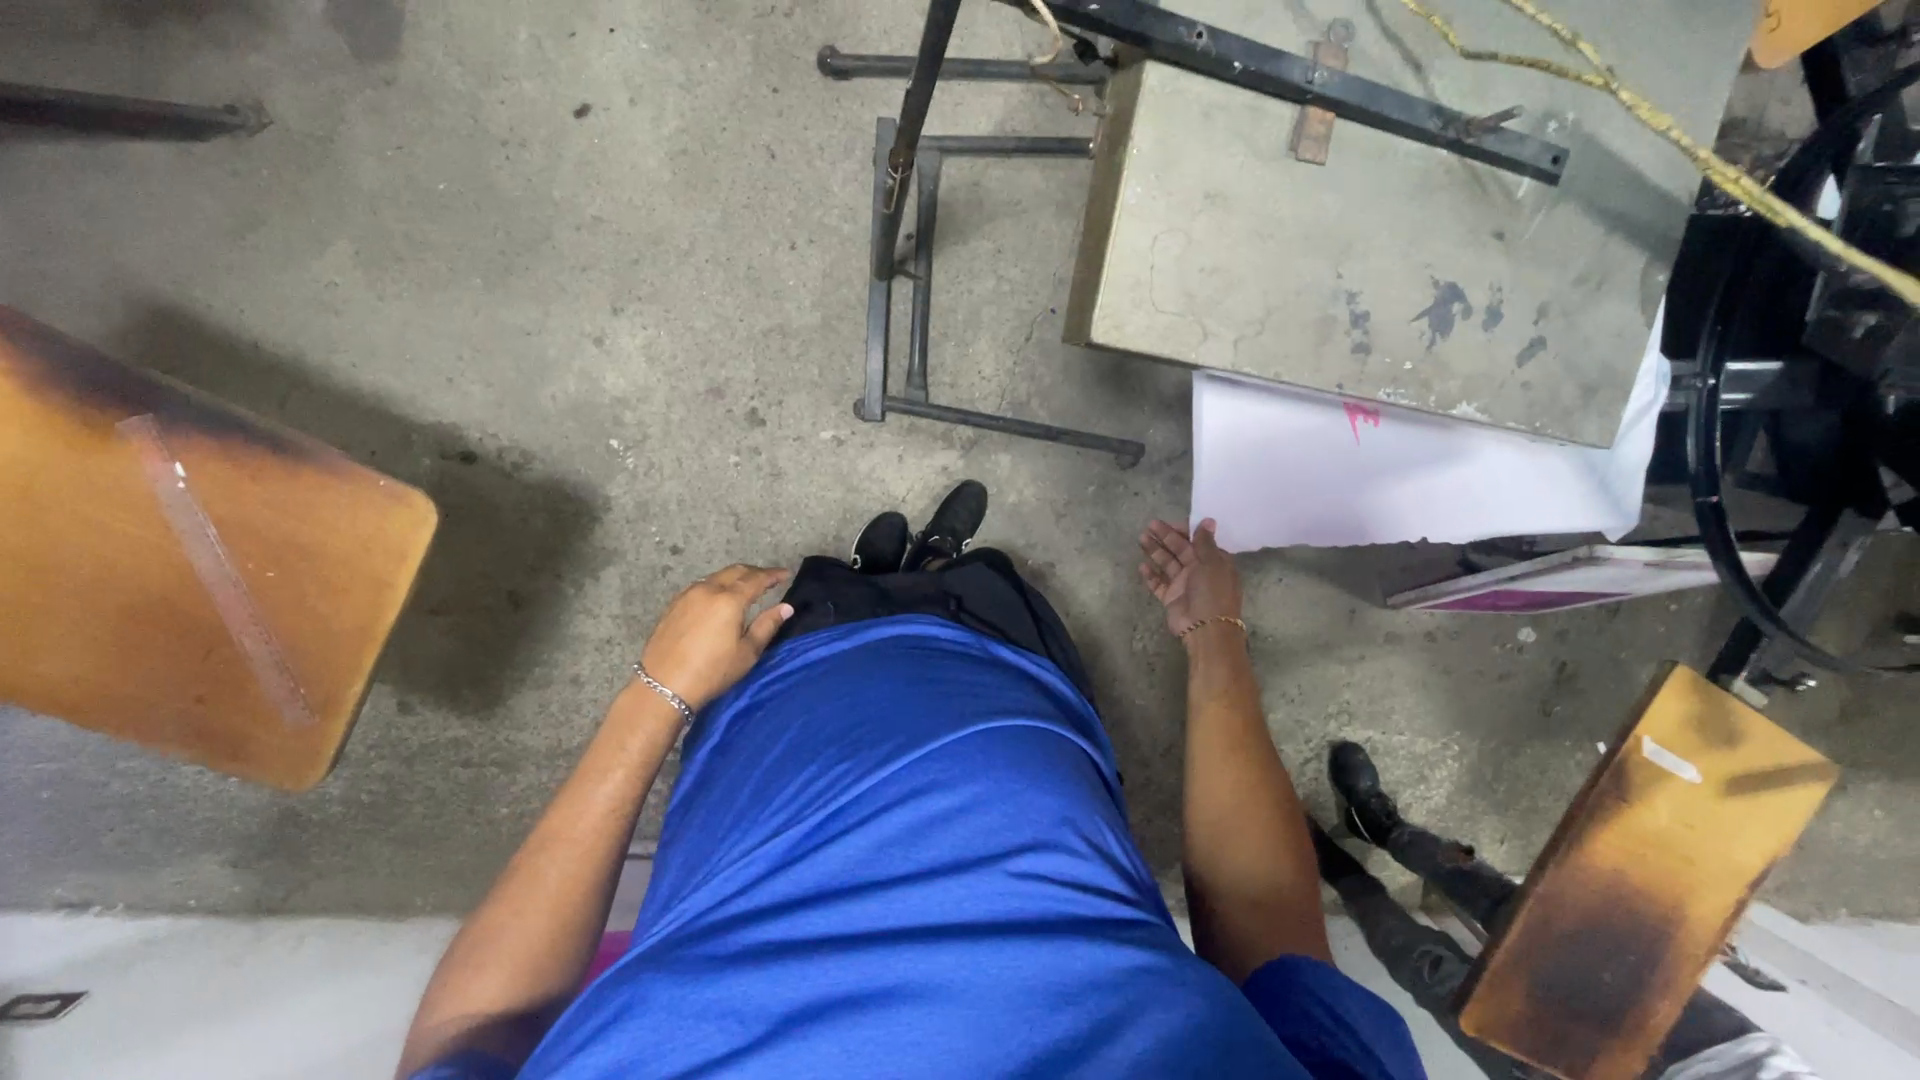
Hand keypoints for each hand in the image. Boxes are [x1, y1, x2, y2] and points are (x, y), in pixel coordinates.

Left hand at [638, 564, 793, 711]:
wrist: (664, 685)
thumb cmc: (712, 672)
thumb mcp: (747, 653)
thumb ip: (767, 625)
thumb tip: (786, 607)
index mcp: (729, 600)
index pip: (756, 579)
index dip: (773, 575)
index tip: (785, 574)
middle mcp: (707, 590)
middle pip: (735, 571)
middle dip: (754, 572)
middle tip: (769, 579)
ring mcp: (687, 595)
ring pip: (716, 577)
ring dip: (734, 578)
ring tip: (745, 588)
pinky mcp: (674, 605)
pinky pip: (701, 586)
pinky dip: (717, 586)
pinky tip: (719, 599)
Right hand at [1138, 519, 1241, 642]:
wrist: (1206, 628)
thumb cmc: (1213, 592)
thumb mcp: (1212, 563)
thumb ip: (1205, 542)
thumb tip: (1208, 520)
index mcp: (1213, 562)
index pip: (1197, 541)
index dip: (1184, 531)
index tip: (1171, 523)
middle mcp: (1199, 571)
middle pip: (1180, 550)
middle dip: (1165, 537)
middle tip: (1149, 525)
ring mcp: (1184, 585)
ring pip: (1167, 564)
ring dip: (1155, 551)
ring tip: (1141, 539)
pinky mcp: (1171, 598)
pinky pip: (1159, 584)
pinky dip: (1151, 575)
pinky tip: (1142, 566)